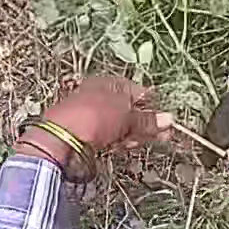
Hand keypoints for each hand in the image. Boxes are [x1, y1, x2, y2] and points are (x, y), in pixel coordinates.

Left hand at [19, 76, 170, 163]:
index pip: (137, 91)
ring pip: (118, 124)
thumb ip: (147, 120)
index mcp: (109, 83)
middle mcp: (99, 95)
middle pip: (128, 109)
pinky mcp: (85, 133)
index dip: (151, 106)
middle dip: (143, 123)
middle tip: (158, 136)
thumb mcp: (126, 116)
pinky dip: (116, 140)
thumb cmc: (94, 117)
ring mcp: (91, 115)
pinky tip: (120, 146)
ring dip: (130, 134)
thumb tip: (168, 120)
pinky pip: (107, 135)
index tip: (163, 121)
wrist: (60, 138)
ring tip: (134, 142)